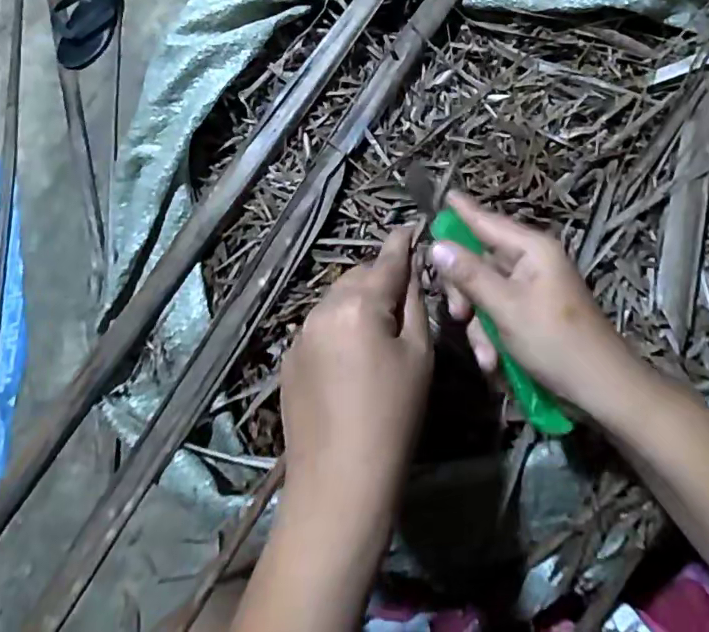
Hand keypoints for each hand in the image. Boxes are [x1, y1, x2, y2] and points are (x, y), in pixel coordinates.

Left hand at [279, 227, 431, 509]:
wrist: (339, 480)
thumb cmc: (393, 417)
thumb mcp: (419, 357)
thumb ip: (414, 306)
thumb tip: (410, 275)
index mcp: (358, 304)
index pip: (386, 261)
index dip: (401, 243)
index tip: (410, 227)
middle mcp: (322, 308)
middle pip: (357, 277)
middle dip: (379, 278)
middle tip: (404, 297)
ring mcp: (300, 333)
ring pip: (336, 299)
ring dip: (357, 302)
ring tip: (378, 331)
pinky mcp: (289, 357)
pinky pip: (320, 326)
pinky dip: (338, 327)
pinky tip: (351, 358)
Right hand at [427, 193, 645, 414]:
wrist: (603, 388)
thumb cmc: (554, 341)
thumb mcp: (505, 307)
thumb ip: (468, 275)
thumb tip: (436, 245)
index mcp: (532, 249)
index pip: (489, 222)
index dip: (464, 211)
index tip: (446, 195)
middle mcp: (533, 261)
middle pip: (480, 261)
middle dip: (465, 291)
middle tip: (457, 314)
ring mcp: (534, 288)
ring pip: (486, 292)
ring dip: (479, 323)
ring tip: (486, 354)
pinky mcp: (534, 312)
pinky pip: (500, 313)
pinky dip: (493, 335)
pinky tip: (494, 360)